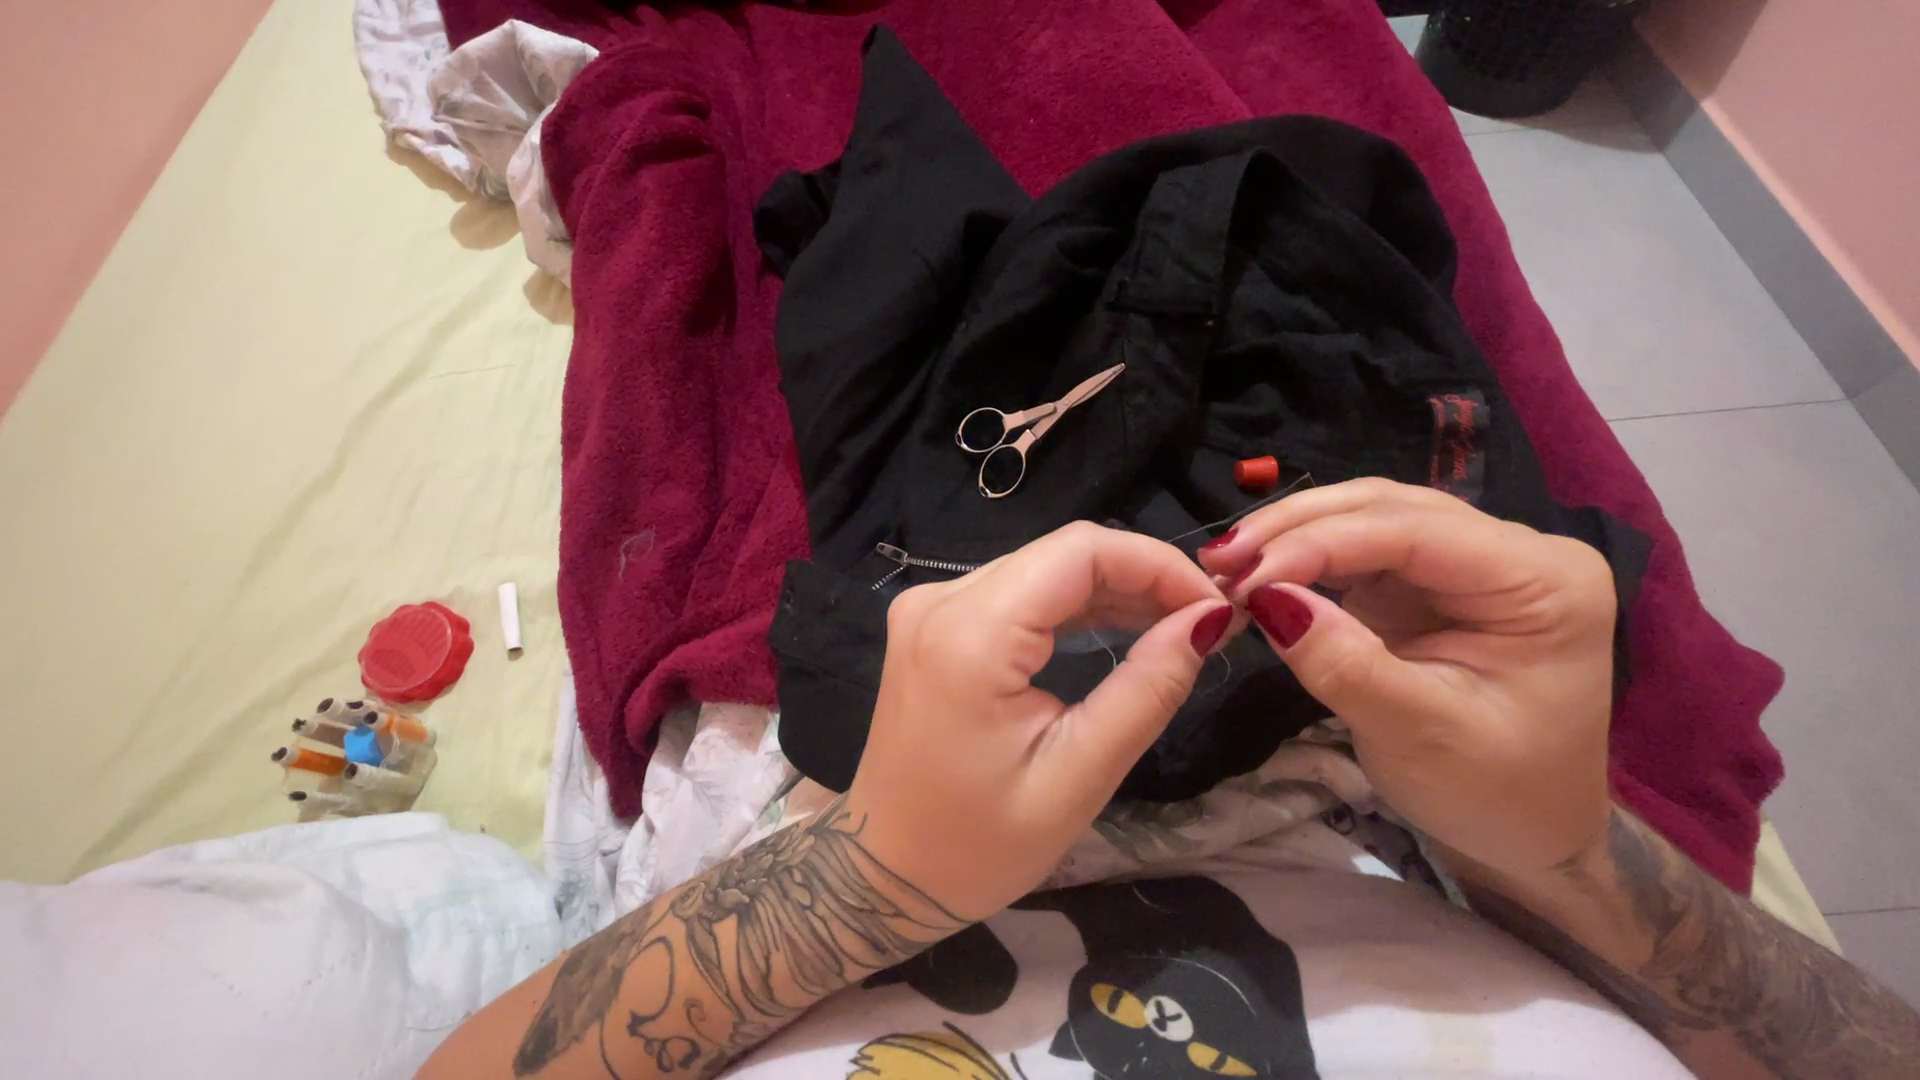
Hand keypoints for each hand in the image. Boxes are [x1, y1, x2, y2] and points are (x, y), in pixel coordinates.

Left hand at [845, 522, 1235, 919]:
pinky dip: (1073, 605)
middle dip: (1142, 576)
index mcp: (969, 634)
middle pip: (1061, 553)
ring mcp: (931, 606)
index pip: (1079, 551)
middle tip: (1206, 622)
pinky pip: (1018, 592)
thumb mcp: (1077, 777)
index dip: (1157, 564)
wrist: (886, 867)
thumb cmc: (978, 844)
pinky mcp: (934, 622)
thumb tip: (1207, 621)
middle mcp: (941, 600)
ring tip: (1176, 626)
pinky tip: (1120, 627)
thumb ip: (1145, 689)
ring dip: (1113, 589)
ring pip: (1043, 568)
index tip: (1215, 608)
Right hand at [1197, 478, 1616, 882]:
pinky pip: (1352, 549)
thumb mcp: (1418, 733)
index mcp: (1541, 580)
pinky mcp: (1420, 581)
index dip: (1320, 543)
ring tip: (1225, 562)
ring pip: (1363, 516)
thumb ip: (1345, 663)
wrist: (1520, 831)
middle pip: (1386, 506)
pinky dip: (1298, 557)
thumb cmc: (1491, 791)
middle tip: (1220, 559)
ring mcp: (1461, 562)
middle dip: (1295, 527)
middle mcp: (1507, 551)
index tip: (1244, 578)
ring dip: (1289, 534)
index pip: (1413, 531)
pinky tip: (1255, 571)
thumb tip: (1265, 598)